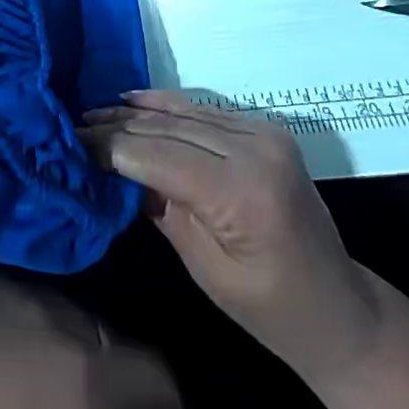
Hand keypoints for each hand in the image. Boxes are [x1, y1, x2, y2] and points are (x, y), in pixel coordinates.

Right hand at [80, 90, 379, 379]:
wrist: (340, 307)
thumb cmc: (268, 306)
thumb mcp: (202, 264)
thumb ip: (158, 205)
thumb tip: (112, 168)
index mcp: (243, 191)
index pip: (157, 154)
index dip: (109, 146)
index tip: (68, 142)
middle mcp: (256, 148)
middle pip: (166, 128)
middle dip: (115, 127)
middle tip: (70, 126)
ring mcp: (264, 132)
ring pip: (181, 112)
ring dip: (134, 113)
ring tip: (92, 114)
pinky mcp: (263, 128)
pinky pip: (202, 110)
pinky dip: (164, 106)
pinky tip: (131, 101)